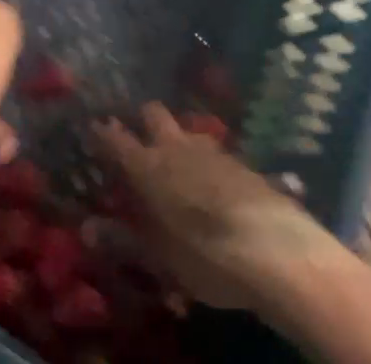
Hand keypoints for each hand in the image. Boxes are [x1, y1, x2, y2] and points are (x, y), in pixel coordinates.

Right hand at [99, 104, 349, 311]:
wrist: (284, 256)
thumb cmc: (207, 255)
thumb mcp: (160, 257)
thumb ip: (124, 239)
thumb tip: (87, 229)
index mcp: (147, 165)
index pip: (113, 136)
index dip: (101, 131)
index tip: (92, 131)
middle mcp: (176, 148)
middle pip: (153, 113)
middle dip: (143, 119)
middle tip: (138, 137)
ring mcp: (216, 154)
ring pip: (190, 132)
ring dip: (181, 141)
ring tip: (179, 164)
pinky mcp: (249, 167)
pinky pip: (220, 156)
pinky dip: (212, 165)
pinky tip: (218, 187)